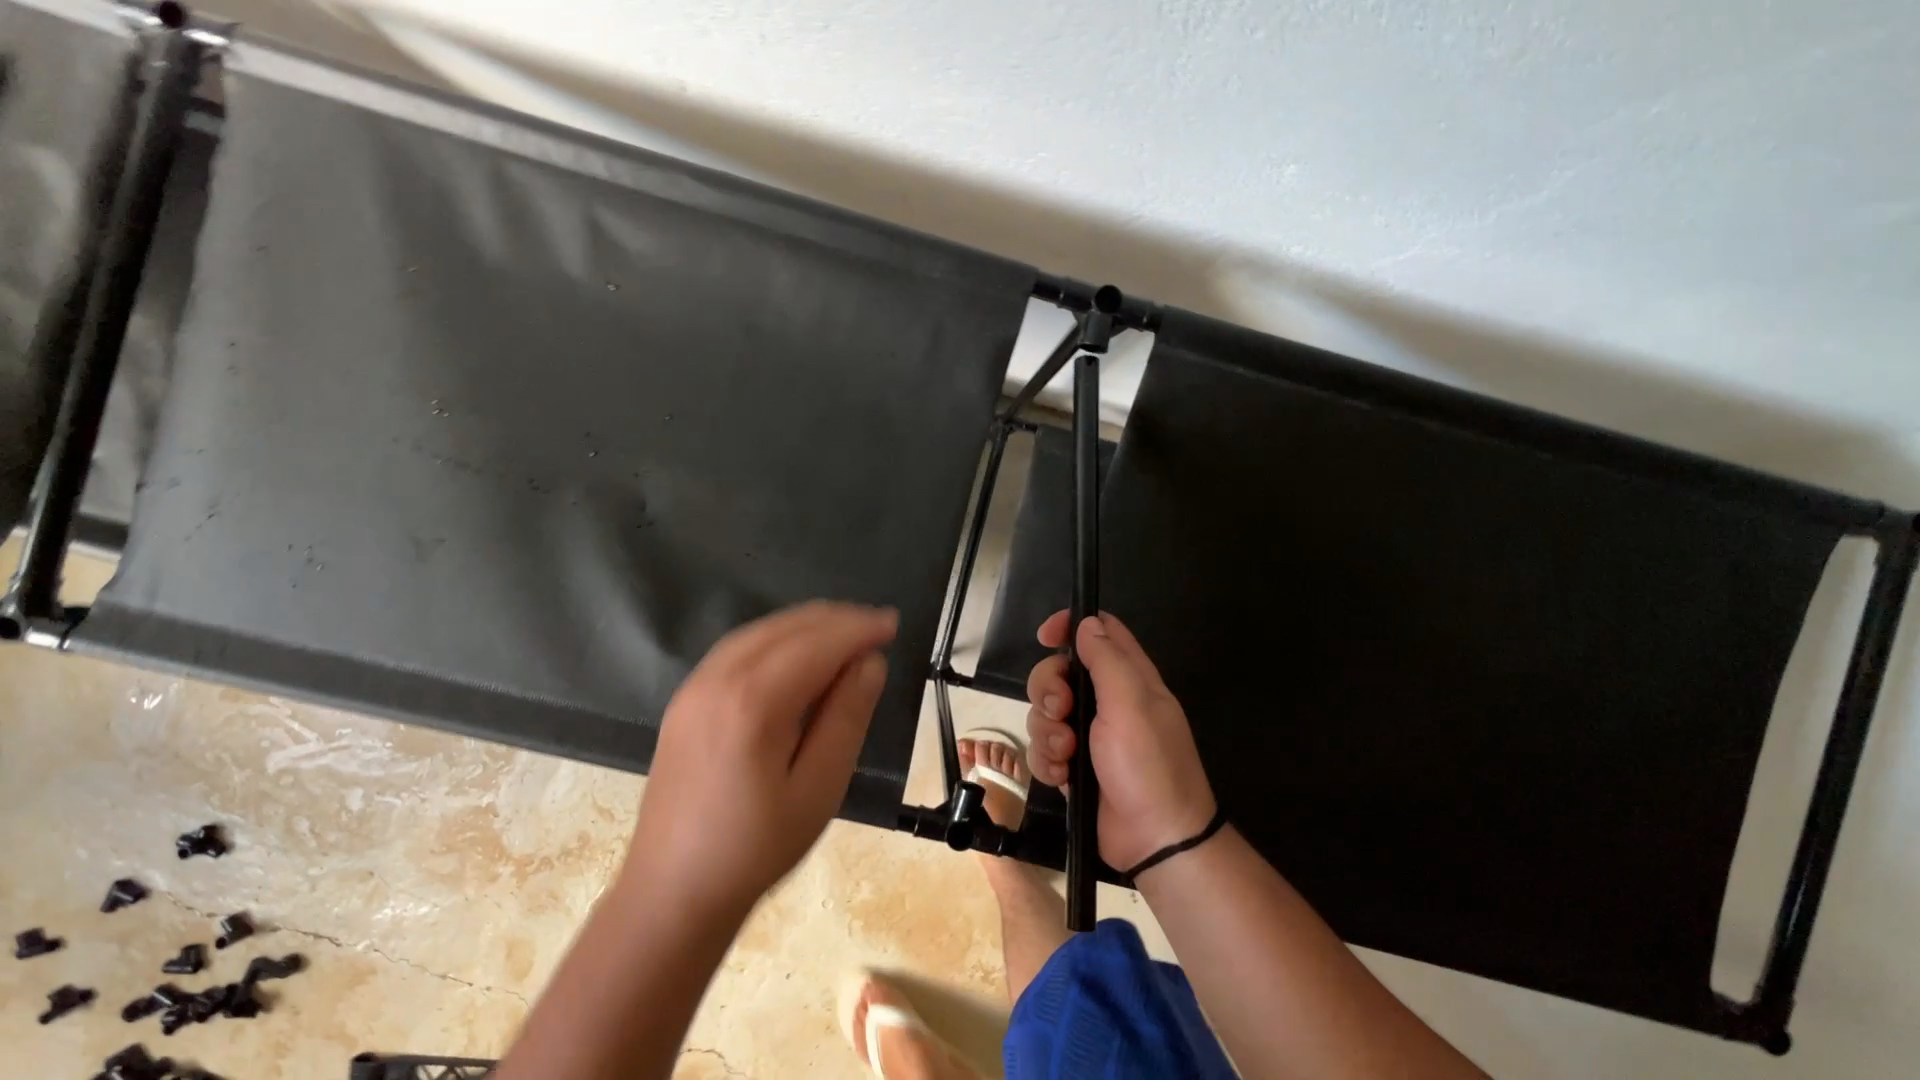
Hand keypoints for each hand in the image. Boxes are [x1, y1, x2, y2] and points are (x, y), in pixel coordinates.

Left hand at [626, 601, 897, 912]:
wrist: (673, 891)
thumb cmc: (756, 848)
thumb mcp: (818, 788)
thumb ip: (846, 718)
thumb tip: (869, 663)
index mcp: (753, 703)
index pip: (817, 644)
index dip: (858, 629)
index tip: (893, 623)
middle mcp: (717, 680)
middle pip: (786, 628)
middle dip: (835, 620)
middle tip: (877, 627)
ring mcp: (694, 688)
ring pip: (758, 633)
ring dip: (805, 626)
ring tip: (845, 634)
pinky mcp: (684, 702)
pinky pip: (736, 650)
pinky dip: (775, 639)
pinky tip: (795, 654)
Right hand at [1025, 611, 1216, 871]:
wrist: (1155, 839)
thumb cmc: (1149, 766)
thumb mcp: (1131, 705)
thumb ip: (1107, 660)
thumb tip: (1088, 623)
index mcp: (1129, 678)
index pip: (1099, 632)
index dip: (1070, 627)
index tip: (1045, 636)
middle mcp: (1107, 702)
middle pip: (1059, 673)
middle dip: (1049, 690)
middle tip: (1062, 710)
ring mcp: (1089, 736)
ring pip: (1045, 714)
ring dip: (1048, 733)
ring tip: (1068, 754)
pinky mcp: (1074, 766)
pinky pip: (1044, 750)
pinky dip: (1049, 762)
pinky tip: (1063, 777)